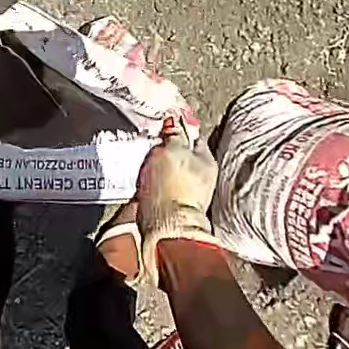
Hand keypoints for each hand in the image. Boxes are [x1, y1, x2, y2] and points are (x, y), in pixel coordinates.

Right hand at [137, 130, 221, 284]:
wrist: (164, 227)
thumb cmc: (171, 187)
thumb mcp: (172, 150)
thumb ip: (175, 134)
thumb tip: (175, 120)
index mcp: (206, 159)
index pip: (192, 133)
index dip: (177, 126)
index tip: (162, 122)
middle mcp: (200, 174)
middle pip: (181, 150)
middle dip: (166, 144)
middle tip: (150, 139)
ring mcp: (186, 190)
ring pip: (169, 165)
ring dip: (157, 160)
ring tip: (144, 156)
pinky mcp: (170, 202)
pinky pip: (160, 181)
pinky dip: (152, 176)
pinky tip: (142, 175)